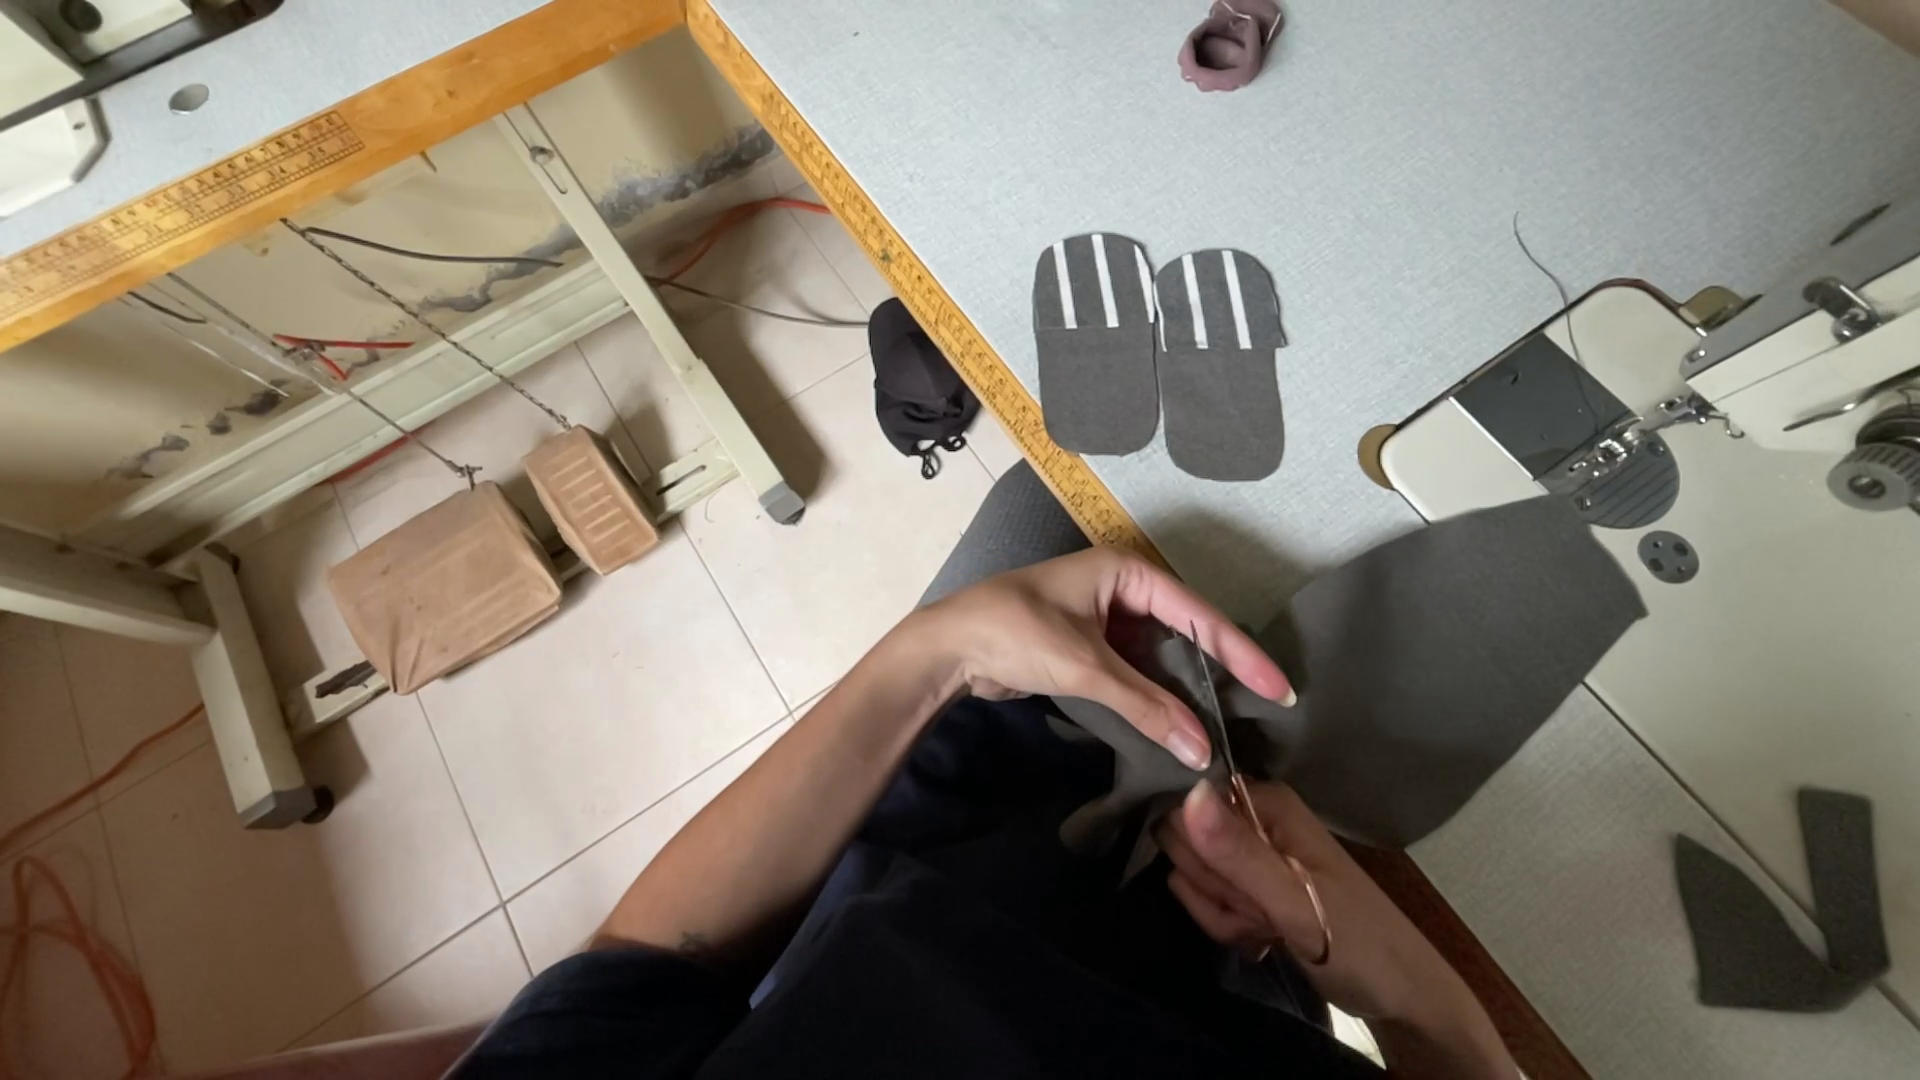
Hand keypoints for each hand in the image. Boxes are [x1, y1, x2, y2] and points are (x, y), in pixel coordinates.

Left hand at [904, 548, 1292, 770]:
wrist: (949, 647)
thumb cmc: (1017, 634)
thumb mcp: (1086, 667)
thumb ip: (1146, 706)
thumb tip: (1201, 750)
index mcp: (1125, 572)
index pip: (1196, 613)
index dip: (1239, 652)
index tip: (1278, 687)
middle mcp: (1119, 588)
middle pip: (1182, 631)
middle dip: (1216, 668)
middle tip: (1259, 707)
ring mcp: (1102, 616)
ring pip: (1157, 653)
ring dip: (1182, 686)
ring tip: (1223, 722)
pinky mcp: (1087, 644)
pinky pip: (1133, 667)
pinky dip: (1152, 692)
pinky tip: (1175, 720)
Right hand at [1158, 781, 1512, 1076]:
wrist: (1401, 997)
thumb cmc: (1359, 944)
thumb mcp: (1298, 902)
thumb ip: (1239, 852)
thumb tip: (1189, 791)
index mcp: (1264, 801)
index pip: (1184, 803)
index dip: (1198, 849)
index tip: (1234, 882)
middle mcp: (1251, 815)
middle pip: (1182, 838)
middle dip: (1210, 885)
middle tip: (1258, 908)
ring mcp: (1248, 851)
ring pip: (1189, 872)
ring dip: (1219, 909)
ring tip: (1266, 925)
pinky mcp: (1245, 882)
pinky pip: (1203, 897)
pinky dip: (1226, 924)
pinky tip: (1262, 935)